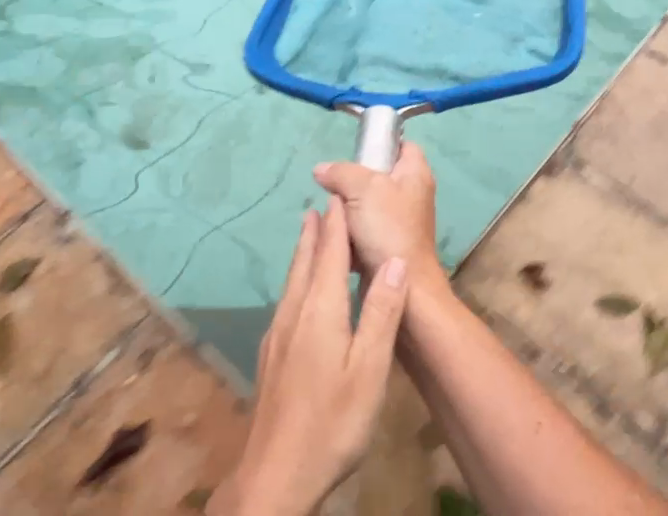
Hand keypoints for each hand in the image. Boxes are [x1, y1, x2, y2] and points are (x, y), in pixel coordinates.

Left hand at [209, 199, 408, 515]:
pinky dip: (297, 280)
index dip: (335, 224)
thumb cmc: (333, 421)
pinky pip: (287, 301)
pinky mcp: (271, 356)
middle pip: (304, 263)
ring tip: (308, 234)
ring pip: (292, 282)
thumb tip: (395, 261)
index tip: (339, 194)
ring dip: (303, 253)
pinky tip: (300, 294)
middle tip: (320, 204)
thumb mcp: (370, 369)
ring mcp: (278, 336)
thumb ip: (382, 313)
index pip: (328, 255)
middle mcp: (293, 314)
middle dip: (315, 232)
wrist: (276, 472)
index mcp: (319, 311)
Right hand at [313, 142, 442, 289]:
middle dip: (352, 182)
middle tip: (333, 188)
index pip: (401, 144)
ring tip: (331, 217)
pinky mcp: (388, 244)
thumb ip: (340, 173)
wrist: (404, 287)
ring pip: (366, 205)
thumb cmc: (389, 229)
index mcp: (415, 173)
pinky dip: (351, 234)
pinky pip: (364, 230)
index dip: (379, 143)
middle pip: (377, 176)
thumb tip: (320, 170)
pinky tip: (338, 239)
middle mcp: (412, 194)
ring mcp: (400, 221)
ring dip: (347, 211)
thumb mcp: (363, 189)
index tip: (353, 152)